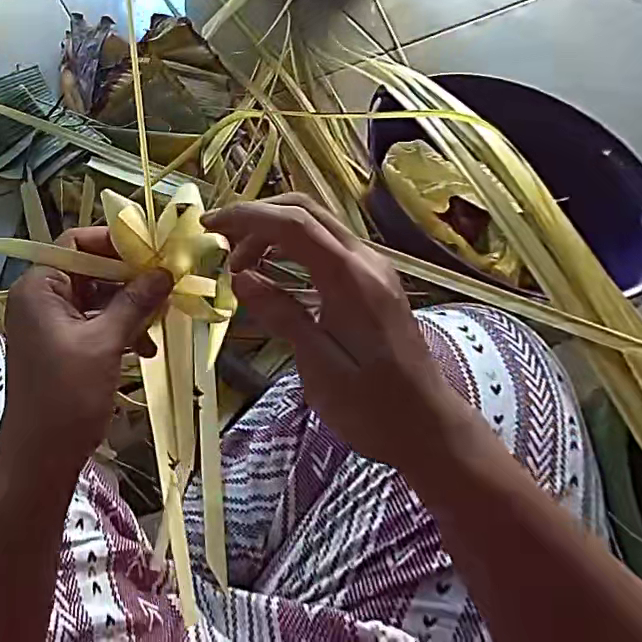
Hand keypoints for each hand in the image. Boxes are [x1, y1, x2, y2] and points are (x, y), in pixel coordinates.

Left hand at [0, 228, 172, 480]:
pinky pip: (92, 322)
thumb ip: (133, 303)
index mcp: (38, 286)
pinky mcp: (60, 345)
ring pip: (94, 297)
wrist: (39, 459)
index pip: (75, 243)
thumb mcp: (105, 344)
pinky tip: (144, 346)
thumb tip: (164, 272)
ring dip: (127, 306)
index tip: (152, 251)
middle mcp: (39, 297)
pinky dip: (117, 328)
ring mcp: (48, 322)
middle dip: (128, 278)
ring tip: (161, 318)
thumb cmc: (66, 396)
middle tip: (166, 283)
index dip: (113, 243)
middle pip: (88, 269)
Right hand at [201, 194, 486, 475]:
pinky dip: (287, 243)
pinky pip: (322, 241)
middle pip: (303, 210)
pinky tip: (268, 271)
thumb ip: (282, 316)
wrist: (432, 431)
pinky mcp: (370, 278)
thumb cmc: (375, 409)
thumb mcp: (320, 367)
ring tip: (238, 262)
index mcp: (351, 280)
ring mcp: (371, 267)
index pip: (293, 224)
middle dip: (254, 216)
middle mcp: (365, 261)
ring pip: (313, 221)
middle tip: (218, 239)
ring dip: (269, 229)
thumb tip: (240, 277)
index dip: (246, 217)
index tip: (208, 226)